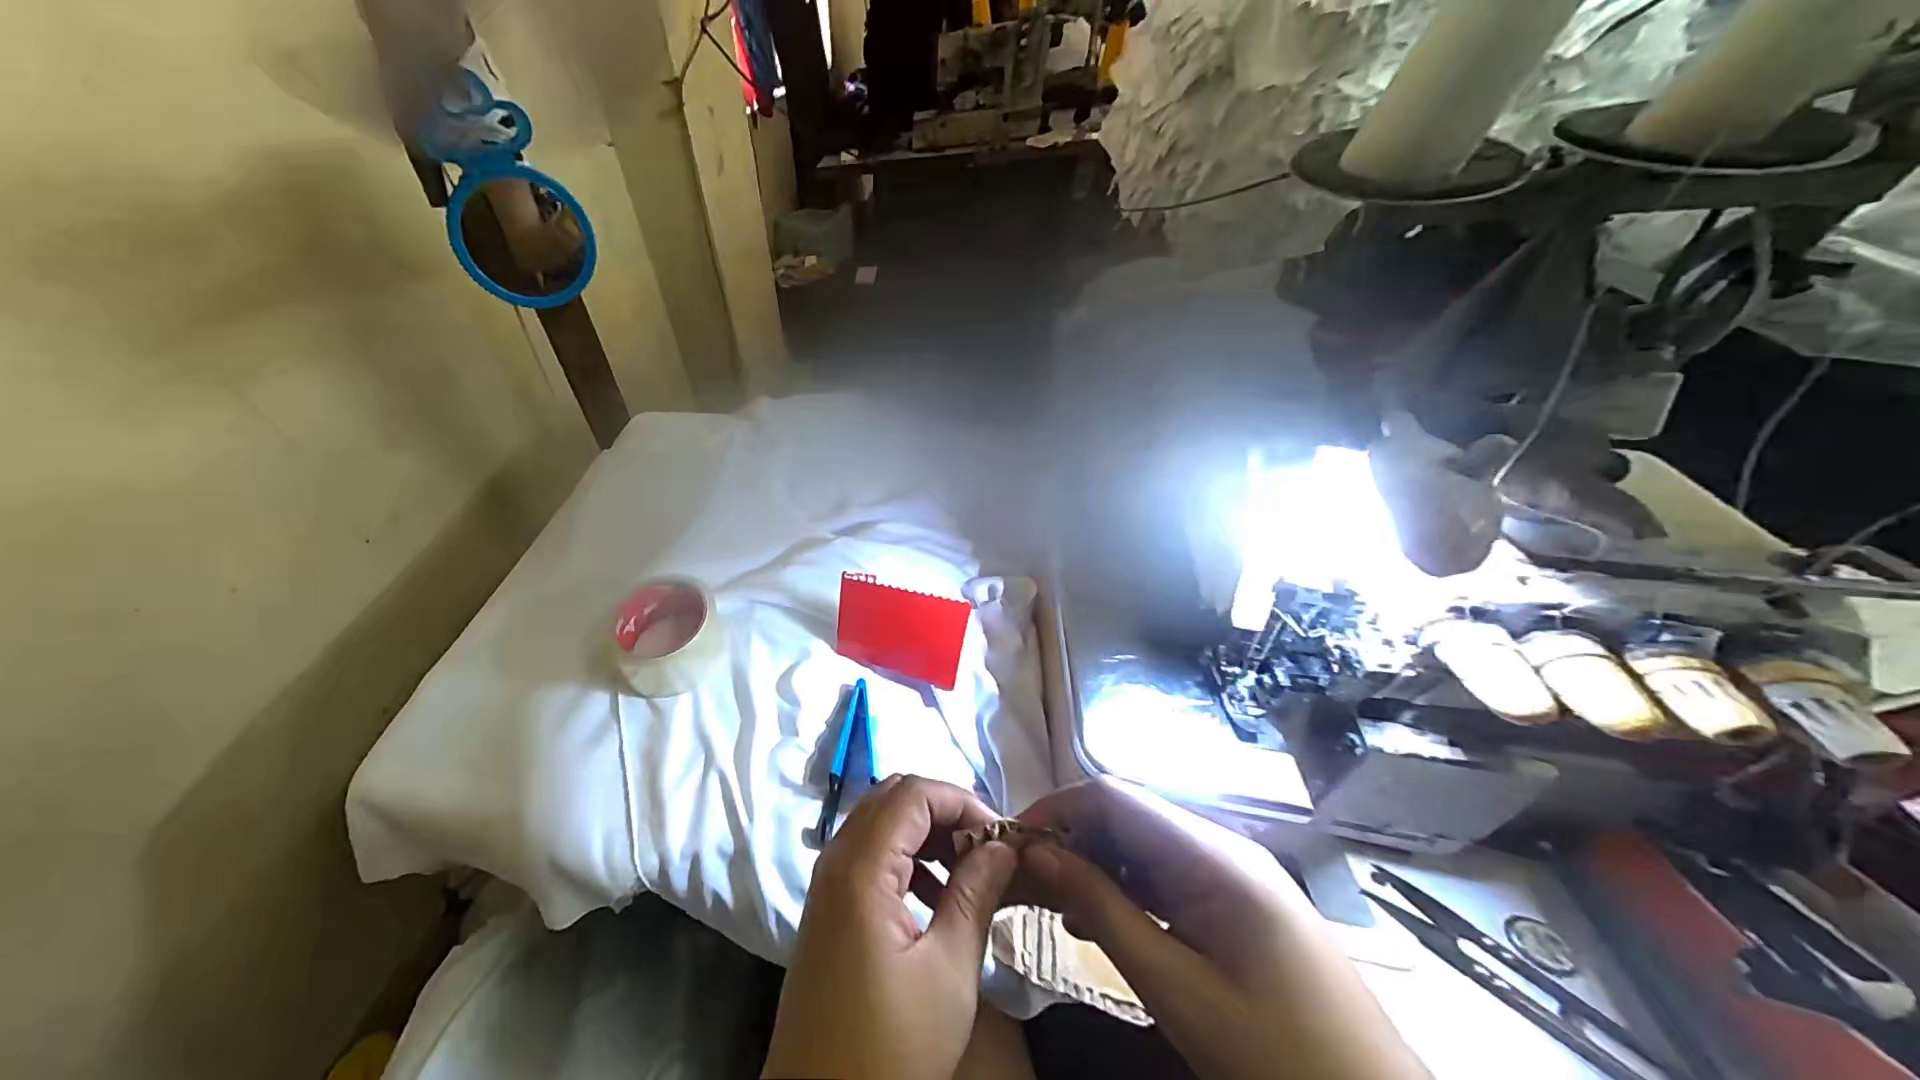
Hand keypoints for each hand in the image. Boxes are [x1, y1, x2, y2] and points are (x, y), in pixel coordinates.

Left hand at [764, 775, 1019, 1079]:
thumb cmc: (889, 1047)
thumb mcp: (947, 972)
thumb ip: (975, 894)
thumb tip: (1003, 845)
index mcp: (861, 870)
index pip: (914, 794)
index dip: (962, 801)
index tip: (1001, 837)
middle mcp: (835, 862)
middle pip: (894, 799)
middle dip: (945, 812)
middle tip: (986, 849)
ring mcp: (826, 884)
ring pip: (880, 823)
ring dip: (926, 833)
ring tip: (968, 870)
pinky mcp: (827, 908)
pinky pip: (868, 855)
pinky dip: (905, 856)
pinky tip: (935, 893)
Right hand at [1017, 779, 1430, 1079]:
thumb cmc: (1274, 1055)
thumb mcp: (1174, 986)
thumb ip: (1102, 910)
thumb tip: (1037, 855)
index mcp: (1212, 854)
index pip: (1115, 796)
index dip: (1057, 808)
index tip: (1012, 845)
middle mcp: (1221, 846)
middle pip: (1128, 814)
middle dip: (1071, 837)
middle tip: (1025, 880)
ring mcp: (1233, 872)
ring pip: (1144, 844)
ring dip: (1096, 864)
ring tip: (1054, 904)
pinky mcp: (1237, 900)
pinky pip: (1168, 874)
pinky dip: (1127, 888)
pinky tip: (1101, 920)